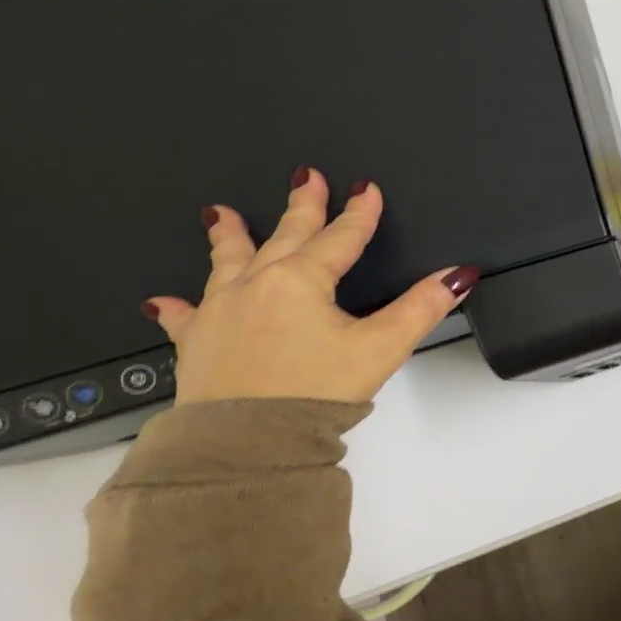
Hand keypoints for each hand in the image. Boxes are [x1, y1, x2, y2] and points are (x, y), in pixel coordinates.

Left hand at [142, 166, 478, 405]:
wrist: (246, 441)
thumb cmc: (310, 393)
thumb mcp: (383, 346)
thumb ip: (424, 306)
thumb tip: (457, 276)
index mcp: (300, 282)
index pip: (340, 237)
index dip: (358, 212)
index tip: (366, 190)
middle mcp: (255, 287)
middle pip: (284, 236)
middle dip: (300, 206)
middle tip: (305, 178)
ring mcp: (219, 313)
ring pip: (228, 262)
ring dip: (231, 236)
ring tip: (222, 214)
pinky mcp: (196, 343)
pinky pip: (183, 315)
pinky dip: (176, 305)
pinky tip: (163, 301)